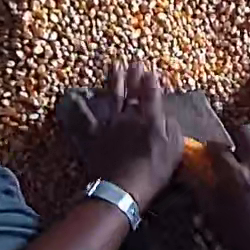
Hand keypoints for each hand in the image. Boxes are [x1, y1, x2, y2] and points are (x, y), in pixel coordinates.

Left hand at [81, 62, 182, 208]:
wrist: (122, 187)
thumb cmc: (154, 171)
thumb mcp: (174, 151)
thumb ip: (172, 128)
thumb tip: (165, 114)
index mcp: (151, 118)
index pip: (153, 94)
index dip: (153, 82)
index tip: (153, 71)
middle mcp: (130, 115)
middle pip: (133, 92)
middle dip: (136, 76)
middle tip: (137, 62)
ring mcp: (111, 124)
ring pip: (113, 97)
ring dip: (115, 80)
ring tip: (116, 66)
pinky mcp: (96, 135)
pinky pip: (87, 117)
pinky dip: (81, 106)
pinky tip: (75, 96)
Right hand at [193, 127, 249, 249]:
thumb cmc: (243, 238)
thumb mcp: (215, 215)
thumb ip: (204, 190)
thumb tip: (196, 174)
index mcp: (234, 175)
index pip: (218, 147)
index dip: (212, 149)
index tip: (211, 153)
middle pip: (247, 132)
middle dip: (239, 138)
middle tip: (237, 149)